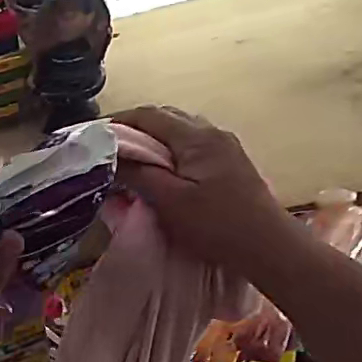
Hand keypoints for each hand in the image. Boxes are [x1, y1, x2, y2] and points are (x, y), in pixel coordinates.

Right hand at [113, 106, 297, 264]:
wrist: (266, 246)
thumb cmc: (215, 224)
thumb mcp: (169, 200)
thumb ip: (139, 174)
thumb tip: (112, 157)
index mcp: (196, 138)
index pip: (149, 116)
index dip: (119, 122)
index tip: (95, 137)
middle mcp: (211, 133)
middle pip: (165, 118)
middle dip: (134, 130)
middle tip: (109, 150)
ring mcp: (224, 147)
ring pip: (179, 132)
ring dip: (152, 141)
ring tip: (130, 161)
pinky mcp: (229, 163)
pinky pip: (190, 147)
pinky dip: (168, 152)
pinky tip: (159, 171)